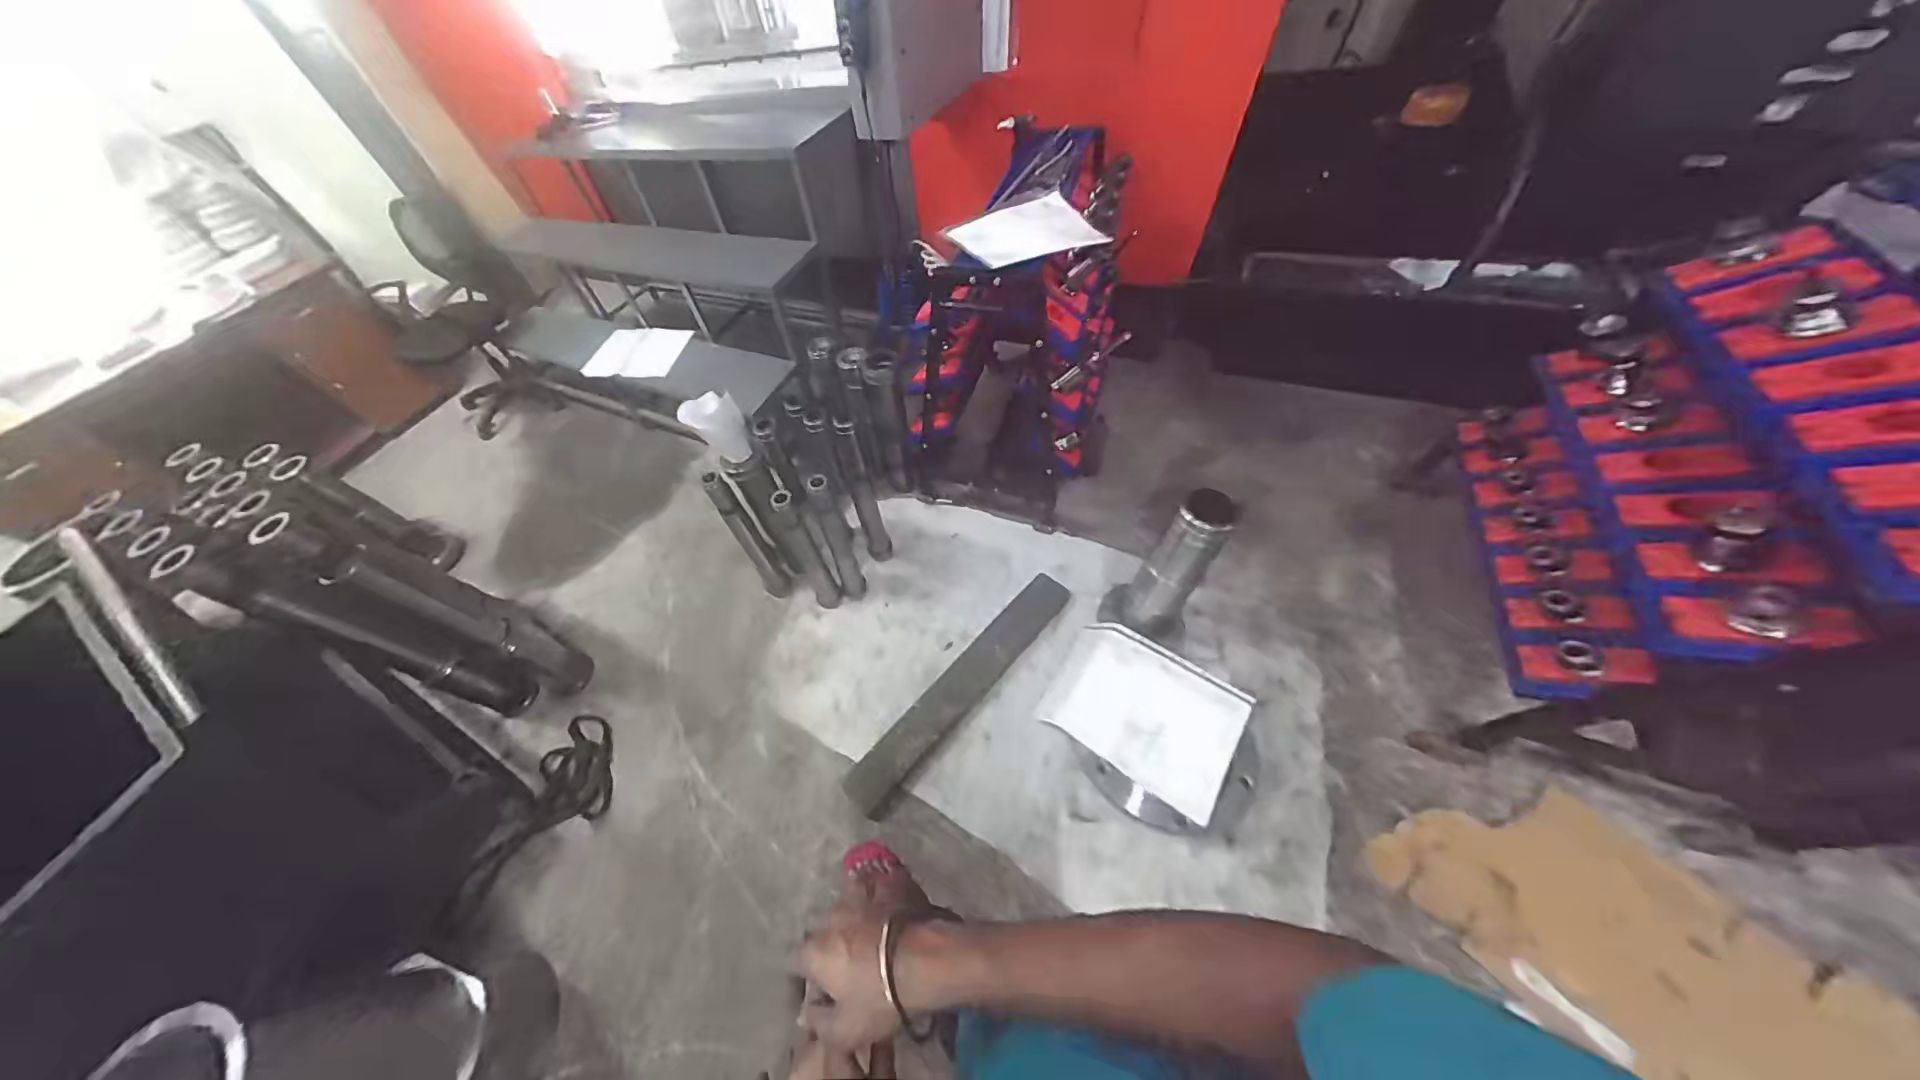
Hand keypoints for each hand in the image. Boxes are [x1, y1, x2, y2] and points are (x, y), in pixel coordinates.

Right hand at [794, 889, 898, 1050]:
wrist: (926, 958)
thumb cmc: (881, 998)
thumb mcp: (845, 1031)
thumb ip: (817, 1022)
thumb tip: (806, 1013)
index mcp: (814, 951)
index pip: (796, 962)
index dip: (807, 977)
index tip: (821, 990)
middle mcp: (830, 917)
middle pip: (821, 931)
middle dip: (828, 944)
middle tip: (847, 963)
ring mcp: (860, 895)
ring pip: (847, 904)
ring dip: (852, 918)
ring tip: (868, 932)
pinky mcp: (886, 883)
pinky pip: (876, 887)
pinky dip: (878, 897)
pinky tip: (889, 907)